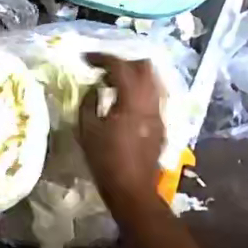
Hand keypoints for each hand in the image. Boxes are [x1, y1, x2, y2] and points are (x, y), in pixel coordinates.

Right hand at [77, 54, 165, 211]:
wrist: (131, 189)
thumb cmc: (105, 161)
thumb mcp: (87, 130)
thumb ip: (88, 102)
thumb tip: (93, 87)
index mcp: (132, 100)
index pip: (120, 66)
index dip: (101, 58)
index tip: (85, 59)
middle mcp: (151, 101)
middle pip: (144, 66)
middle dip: (123, 61)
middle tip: (103, 68)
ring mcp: (159, 112)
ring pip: (153, 80)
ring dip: (134, 75)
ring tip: (114, 83)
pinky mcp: (161, 124)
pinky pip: (153, 96)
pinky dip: (140, 90)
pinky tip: (124, 102)